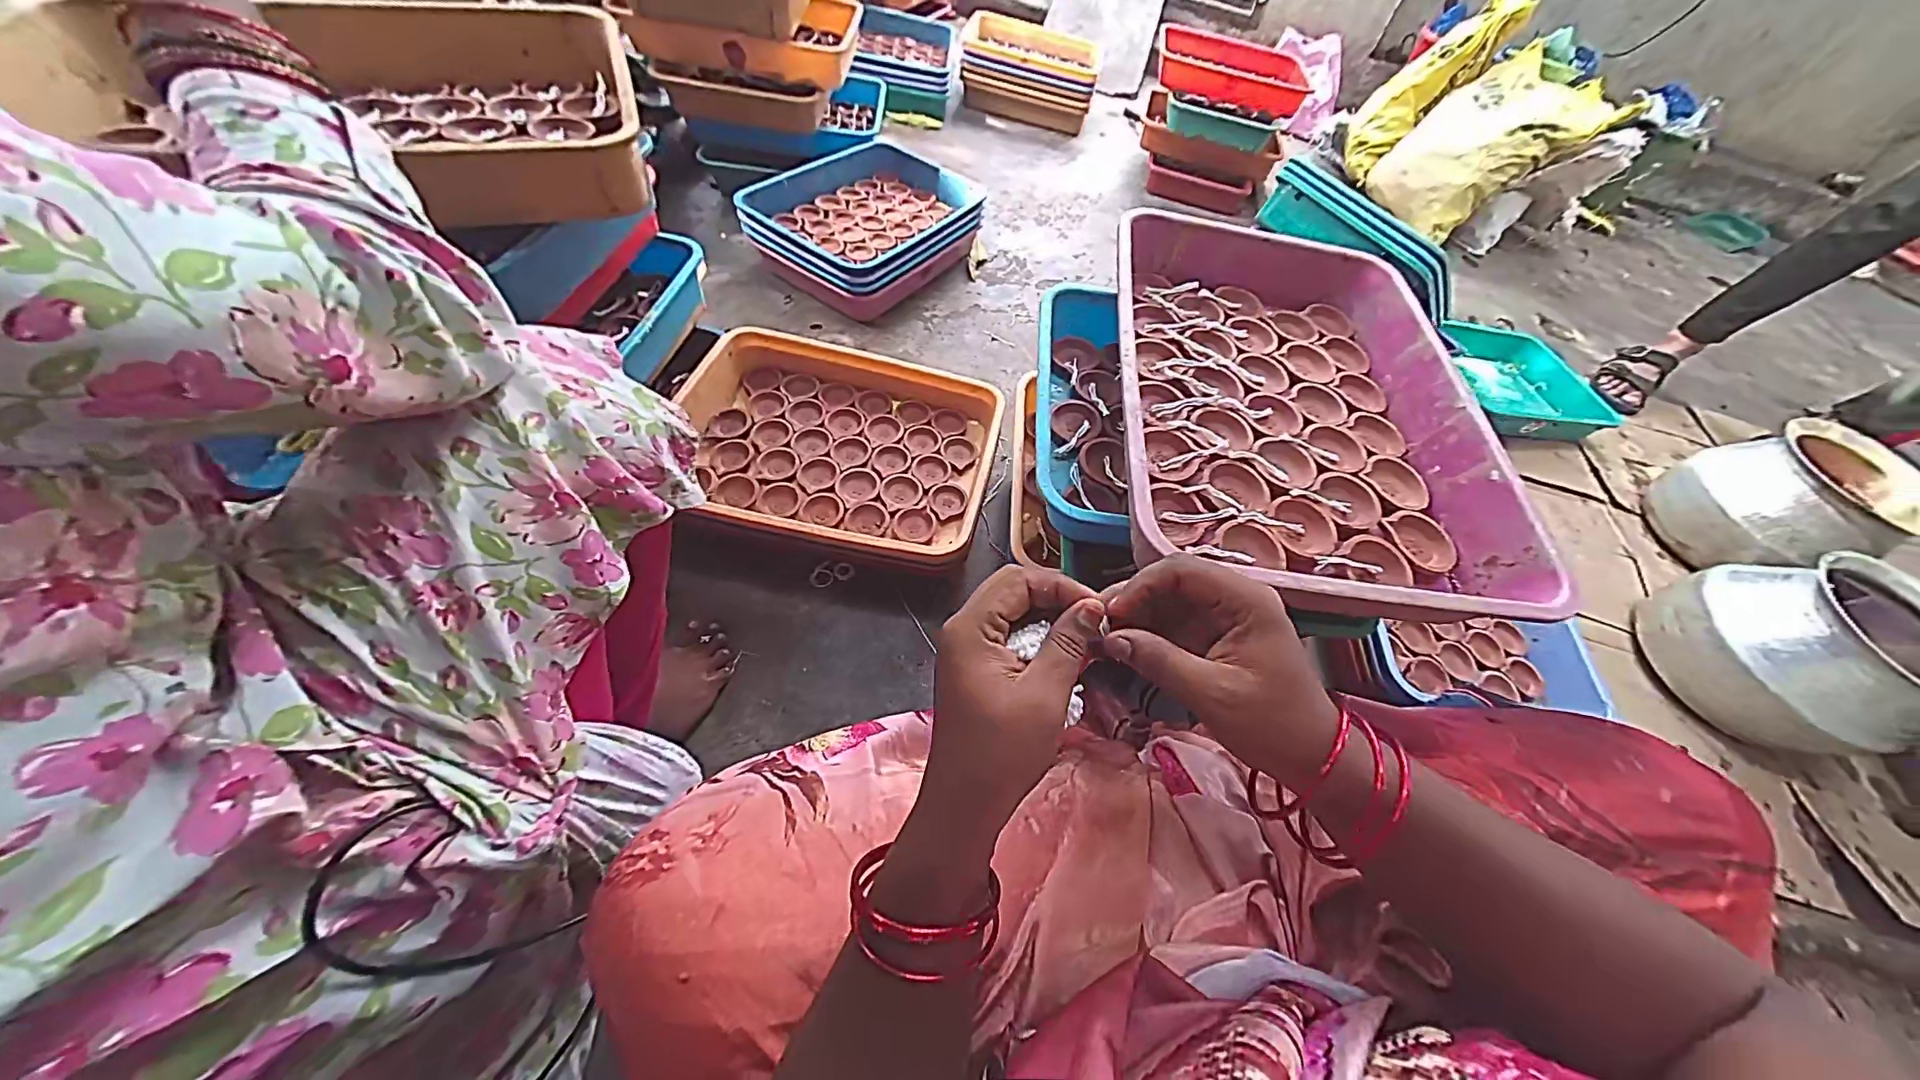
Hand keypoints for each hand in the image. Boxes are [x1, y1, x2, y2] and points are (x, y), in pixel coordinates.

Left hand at [924, 566, 1103, 831]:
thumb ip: (1068, 641)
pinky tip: (1066, 655)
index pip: (1018, 579)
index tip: (1097, 607)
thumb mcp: (1044, 694)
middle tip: (1095, 619)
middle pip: (1013, 591)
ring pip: (1013, 614)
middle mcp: (962, 630)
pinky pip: (1009, 638)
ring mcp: (966, 649)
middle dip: (1056, 598)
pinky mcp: (974, 669)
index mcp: (969, 628)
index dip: (1061, 585)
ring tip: (1087, 637)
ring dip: (1050, 619)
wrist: (964, 805)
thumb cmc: (1001, 754)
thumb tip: (1091, 606)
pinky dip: (1038, 640)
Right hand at [1099, 556, 1338, 780]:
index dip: (1140, 585)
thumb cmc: (1273, 724)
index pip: (1181, 570)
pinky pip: (1171, 624)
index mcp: (1246, 600)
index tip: (1110, 613)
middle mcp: (1233, 599)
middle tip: (1097, 625)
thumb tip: (1112, 639)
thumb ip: (1160, 661)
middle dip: (1132, 600)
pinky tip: (1123, 646)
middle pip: (1170, 581)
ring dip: (1134, 616)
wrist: (1312, 756)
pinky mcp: (1212, 637)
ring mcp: (1222, 617)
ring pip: (1166, 602)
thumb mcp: (1213, 694)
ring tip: (1104, 637)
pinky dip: (1145, 633)